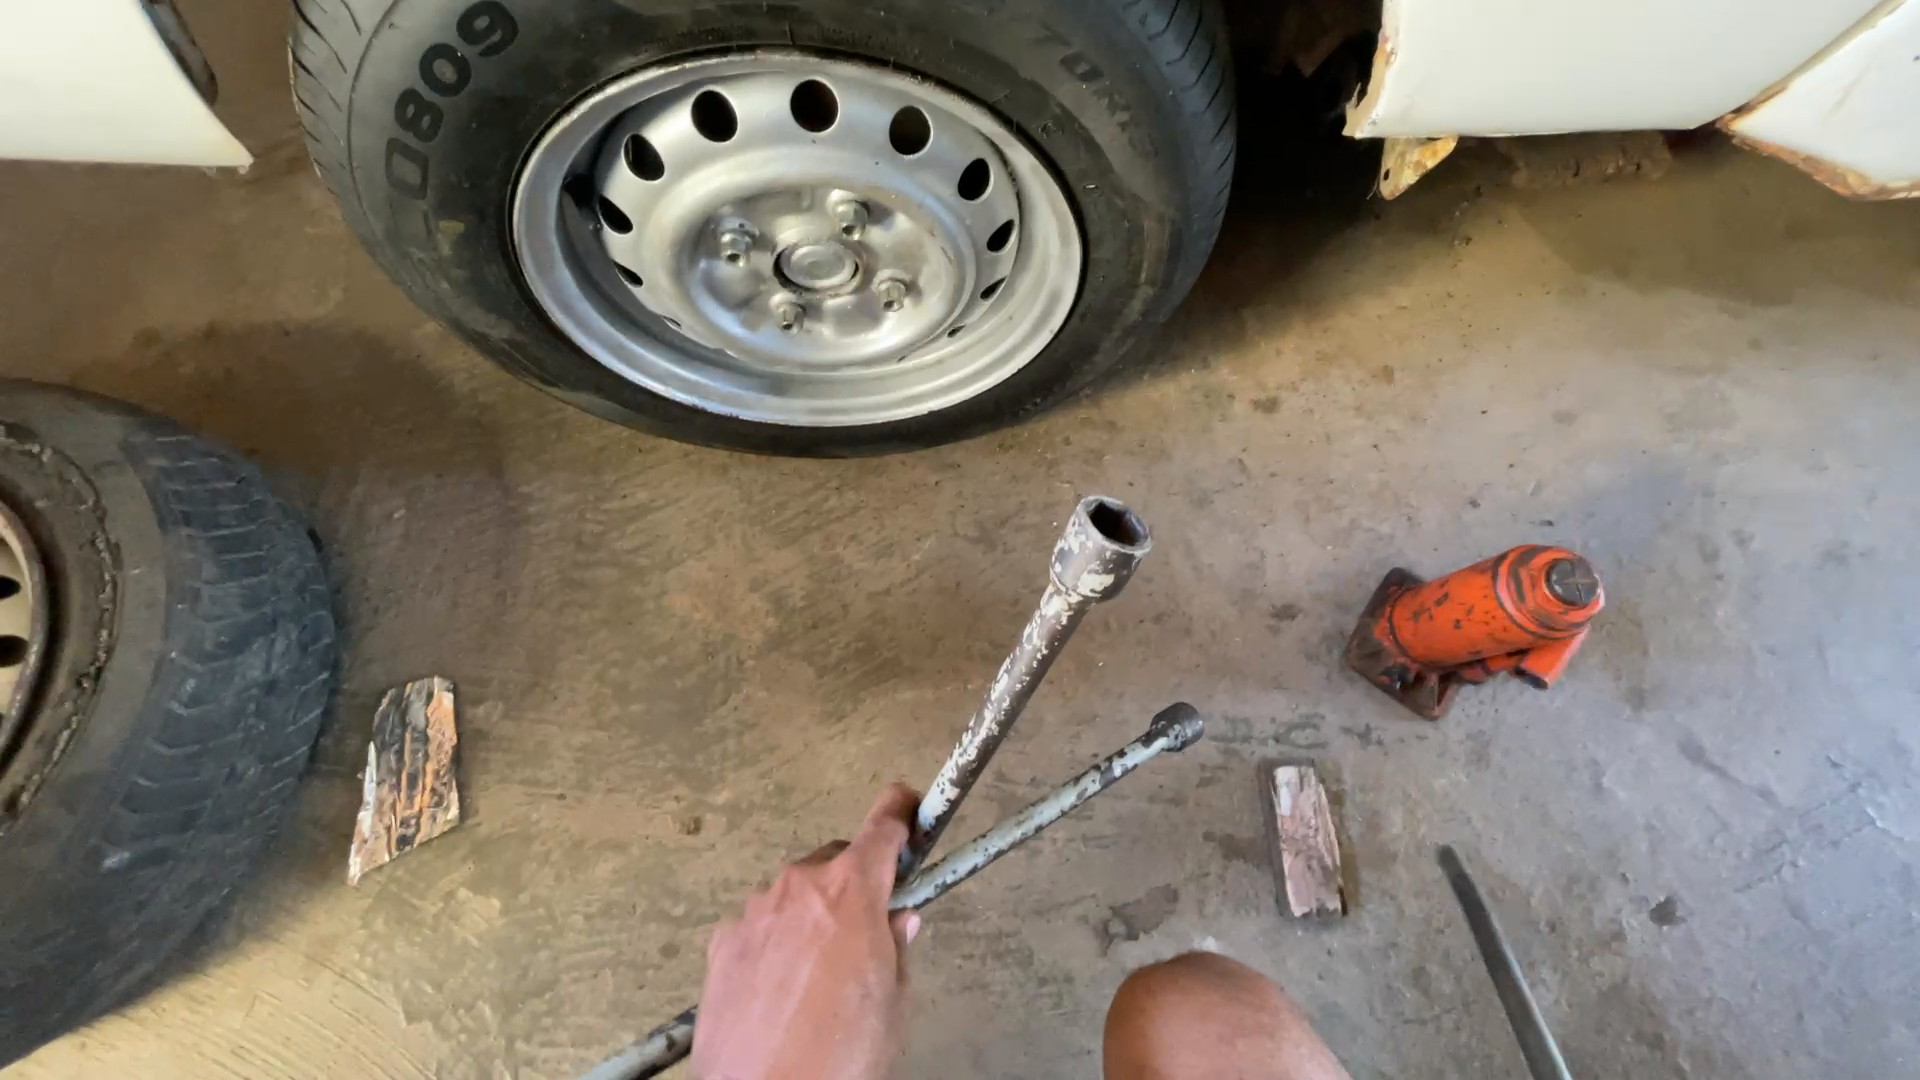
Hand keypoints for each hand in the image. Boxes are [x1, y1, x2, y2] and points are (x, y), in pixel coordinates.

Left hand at [692, 783, 923, 1079]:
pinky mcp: (722, 941)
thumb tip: (896, 921)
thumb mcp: (892, 1001)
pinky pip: (759, 922)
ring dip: (811, 914)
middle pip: (837, 861)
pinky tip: (778, 987)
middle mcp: (801, 884)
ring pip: (795, 892)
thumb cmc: (840, 1055)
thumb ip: (896, 946)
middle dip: (853, 884)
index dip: (901, 811)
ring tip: (815, 975)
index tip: (908, 807)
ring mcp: (756, 910)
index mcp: (853, 889)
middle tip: (864, 932)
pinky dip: (773, 939)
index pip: (884, 825)